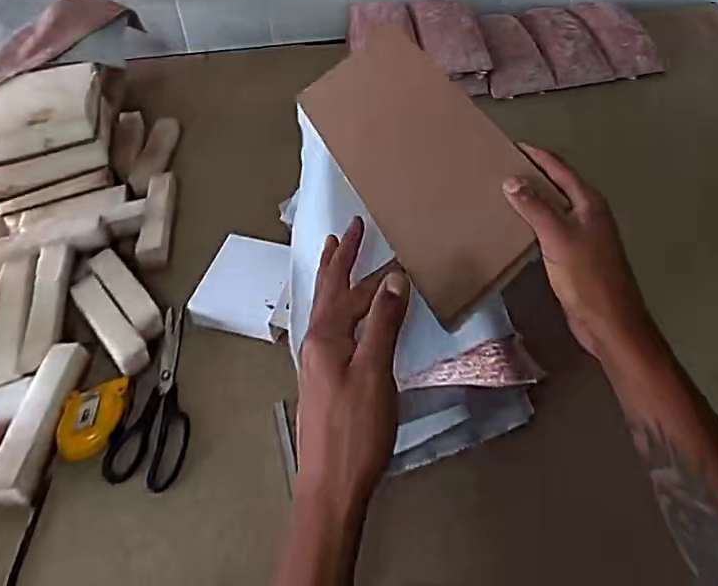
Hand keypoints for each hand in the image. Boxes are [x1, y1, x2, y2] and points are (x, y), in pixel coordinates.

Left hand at [294, 217, 408, 521]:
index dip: (380, 275)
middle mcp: (316, 344)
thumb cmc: (355, 429)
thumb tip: (394, 277)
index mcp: (325, 338)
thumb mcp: (375, 372)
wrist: (331, 487)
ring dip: (333, 278)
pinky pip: (330, 324)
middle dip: (340, 258)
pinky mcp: (324, 377)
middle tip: (349, 229)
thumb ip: (384, 323)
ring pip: (326, 307)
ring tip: (335, 253)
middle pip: (329, 291)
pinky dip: (337, 304)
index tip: (402, 255)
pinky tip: (341, 310)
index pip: (355, 293)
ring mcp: (317, 362)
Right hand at [503, 144, 659, 367]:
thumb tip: (511, 180)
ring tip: (503, 191)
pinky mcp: (575, 254)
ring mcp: (584, 233)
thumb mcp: (558, 237)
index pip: (560, 168)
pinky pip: (552, 227)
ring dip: (532, 197)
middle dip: (533, 173)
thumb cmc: (587, 276)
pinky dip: (534, 220)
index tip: (512, 145)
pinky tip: (517, 226)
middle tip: (503, 166)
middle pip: (558, 184)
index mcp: (589, 201)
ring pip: (554, 206)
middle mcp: (588, 212)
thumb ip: (535, 208)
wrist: (609, 320)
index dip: (537, 155)